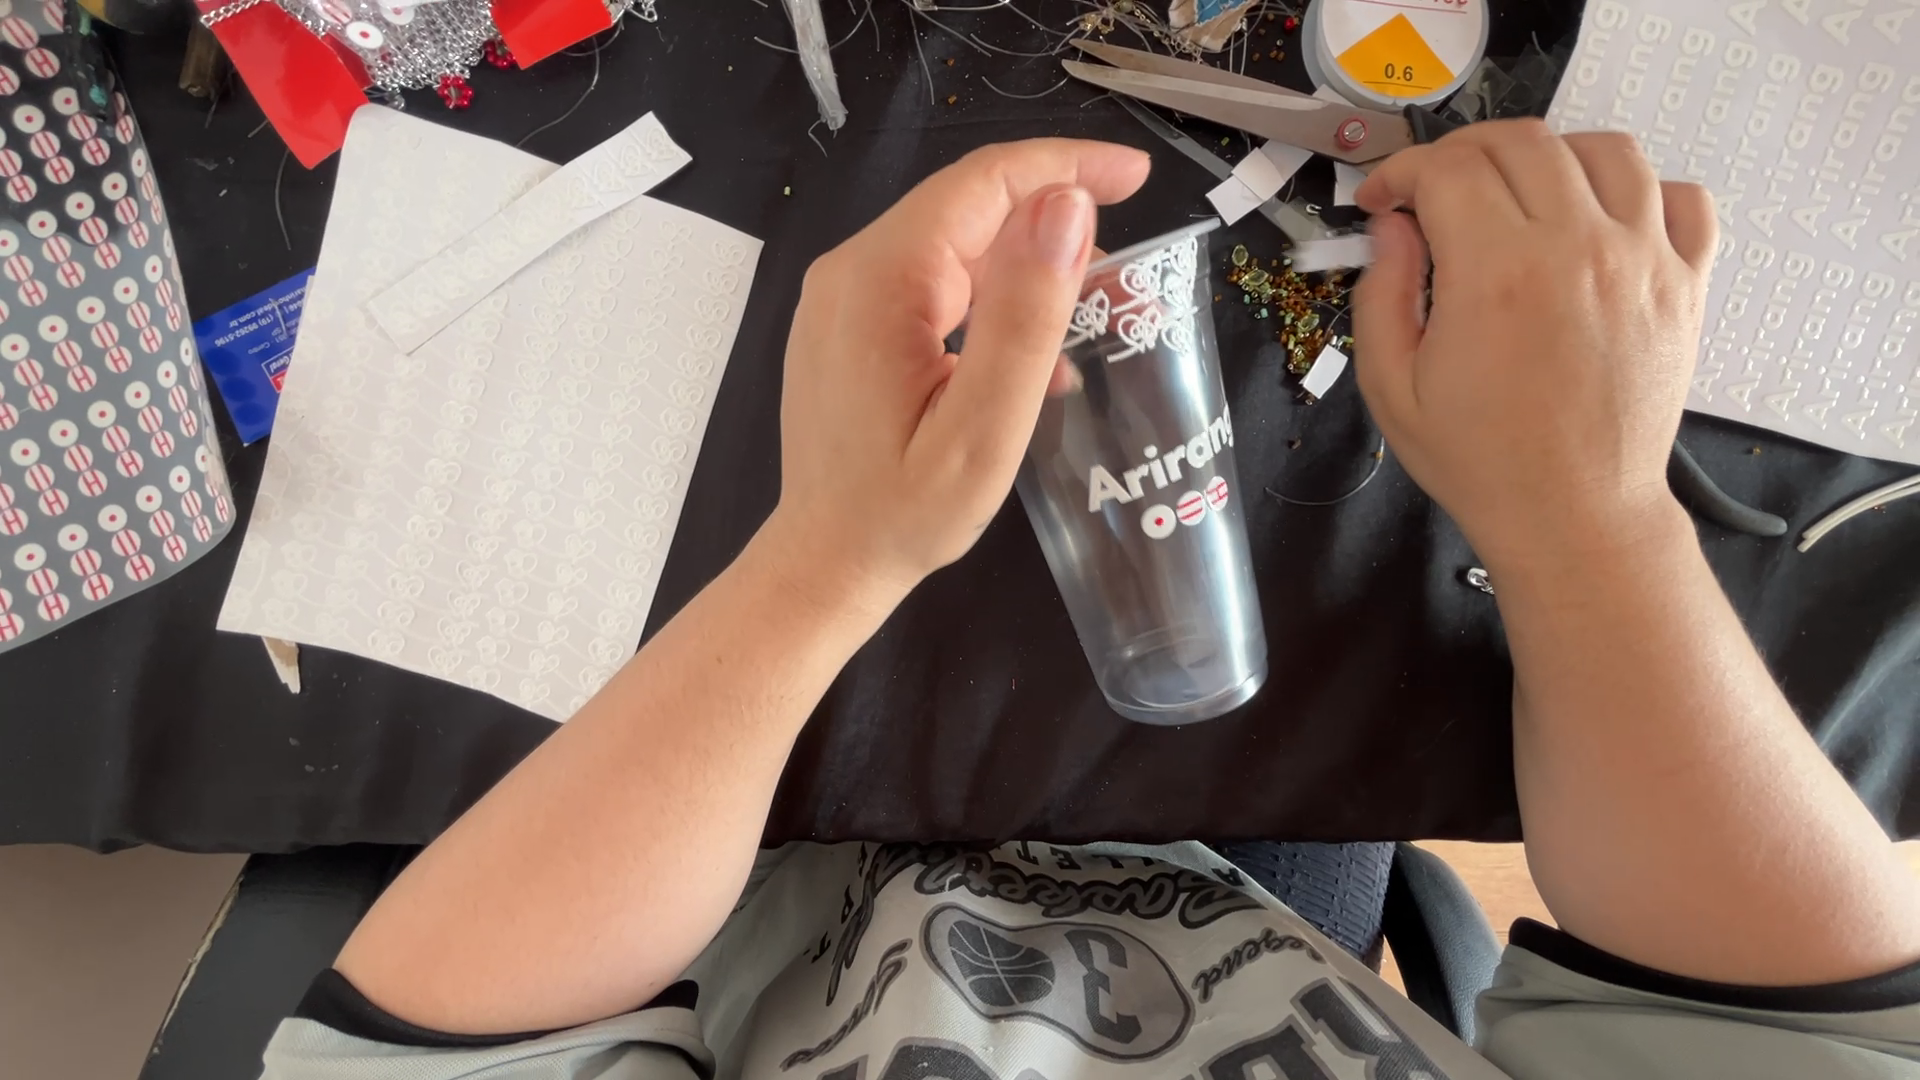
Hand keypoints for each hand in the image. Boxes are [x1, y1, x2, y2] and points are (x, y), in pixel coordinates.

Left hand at [764, 139, 1150, 609]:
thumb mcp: (980, 431)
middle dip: (1051, 228)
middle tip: (1122, 279)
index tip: (1135, 176)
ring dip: (1023, 275)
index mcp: (879, 281)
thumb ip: (1023, 320)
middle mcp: (851, 273)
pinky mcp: (850, 331)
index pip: (983, 184)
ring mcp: (844, 301)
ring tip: (1086, 322)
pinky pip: (931, 293)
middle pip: (968, 213)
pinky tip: (1023, 361)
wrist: (829, 560)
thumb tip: (1065, 209)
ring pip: (954, 253)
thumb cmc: (904, 514)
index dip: (1065, 168)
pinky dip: (986, 309)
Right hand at [1351, 120, 1715, 571]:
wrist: (1568, 508)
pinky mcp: (1686, 278)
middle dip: (1457, 154)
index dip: (1400, 173)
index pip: (1447, 172)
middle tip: (1425, 194)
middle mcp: (1577, 247)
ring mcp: (1644, 257)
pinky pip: (1674, 192)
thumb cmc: (1469, 455)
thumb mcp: (1389, 386)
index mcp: (1494, 276)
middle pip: (1520, 143)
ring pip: (1601, 148)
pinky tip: (1586, 221)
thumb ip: (1382, 295)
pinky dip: (1626, 186)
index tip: (1379, 202)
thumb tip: (1393, 229)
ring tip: (1504, 198)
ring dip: (1539, 157)